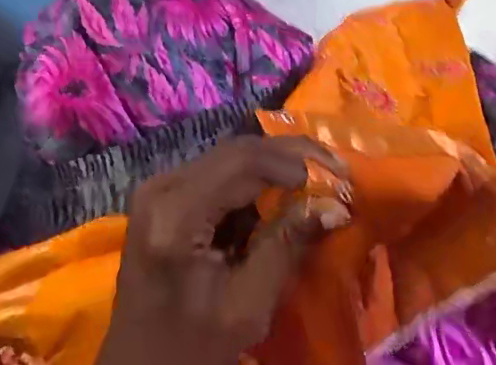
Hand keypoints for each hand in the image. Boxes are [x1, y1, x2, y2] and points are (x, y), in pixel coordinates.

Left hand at [96, 136, 349, 364]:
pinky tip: (283, 191)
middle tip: (335, 168)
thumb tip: (333, 205)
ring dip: (272, 166)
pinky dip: (252, 180)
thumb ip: (285, 248)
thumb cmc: (192, 348)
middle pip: (234, 151)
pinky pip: (216, 173)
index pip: (240, 161)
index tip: (335, 176)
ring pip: (227, 157)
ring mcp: (159, 186)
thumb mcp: (246, 307)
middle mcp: (162, 185)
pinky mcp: (164, 194)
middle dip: (287, 157)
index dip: (290, 161)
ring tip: (317, 176)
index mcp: (175, 213)